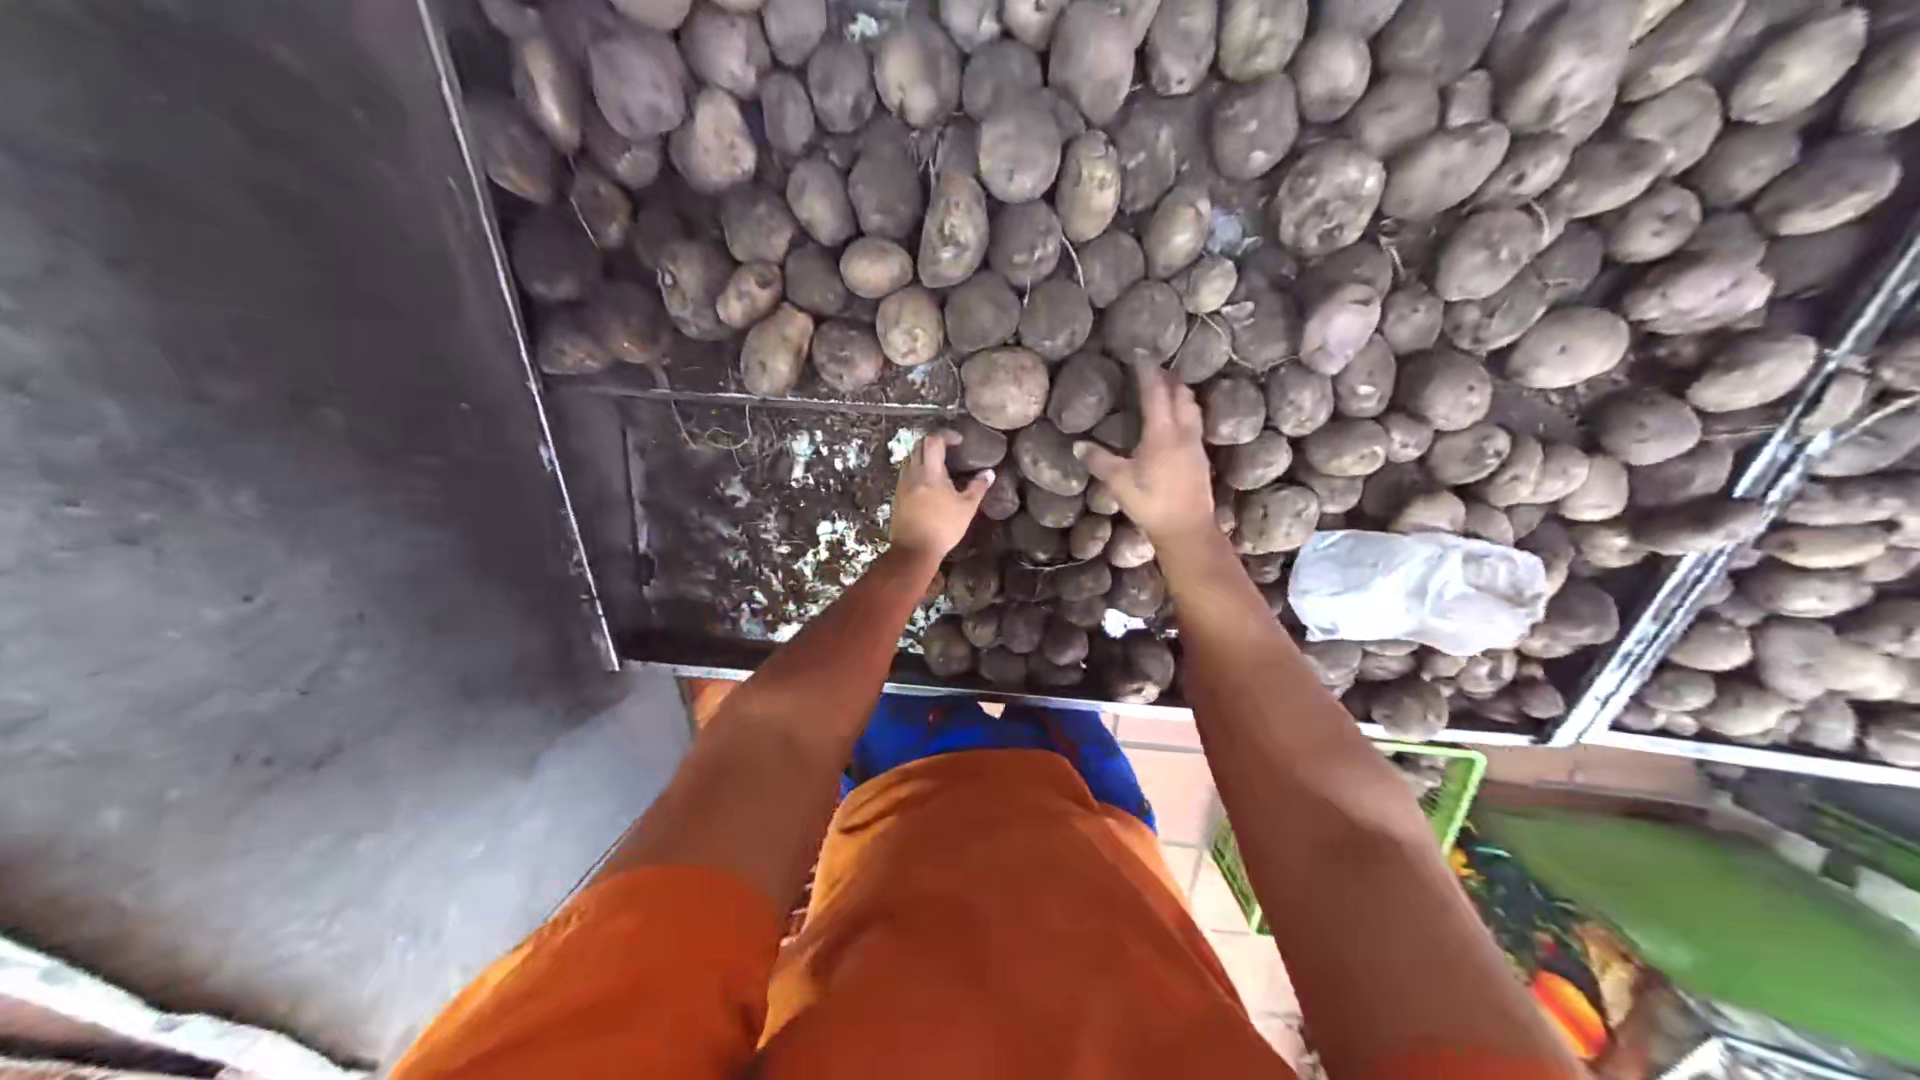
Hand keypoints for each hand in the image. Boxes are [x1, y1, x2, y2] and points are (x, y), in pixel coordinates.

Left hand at [890, 430, 991, 561]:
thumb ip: (978, 488)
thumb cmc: (943, 527)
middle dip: (933, 442)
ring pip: (910, 459)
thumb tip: (988, 473)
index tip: (958, 440)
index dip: (946, 435)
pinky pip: (906, 473)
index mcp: (930, 472)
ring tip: (939, 464)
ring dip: (923, 455)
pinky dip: (917, 469)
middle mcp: (913, 473)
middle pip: (919, 445)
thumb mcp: (966, 508)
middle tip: (949, 449)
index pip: (934, 440)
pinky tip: (928, 482)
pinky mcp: (897, 495)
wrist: (914, 550)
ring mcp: (902, 484)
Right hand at [1073, 364, 1216, 547]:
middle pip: (1180, 395)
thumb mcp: (1118, 482)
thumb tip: (1079, 446)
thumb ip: (1099, 461)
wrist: (1187, 529)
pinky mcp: (1200, 458)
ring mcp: (1195, 445)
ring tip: (1170, 387)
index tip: (1141, 356)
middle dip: (1169, 379)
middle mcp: (1183, 433)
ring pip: (1192, 409)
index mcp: (1162, 433)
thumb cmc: (1151, 503)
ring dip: (1181, 394)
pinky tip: (1178, 419)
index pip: (1155, 393)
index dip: (1148, 373)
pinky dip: (1186, 411)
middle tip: (1157, 368)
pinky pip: (1194, 424)